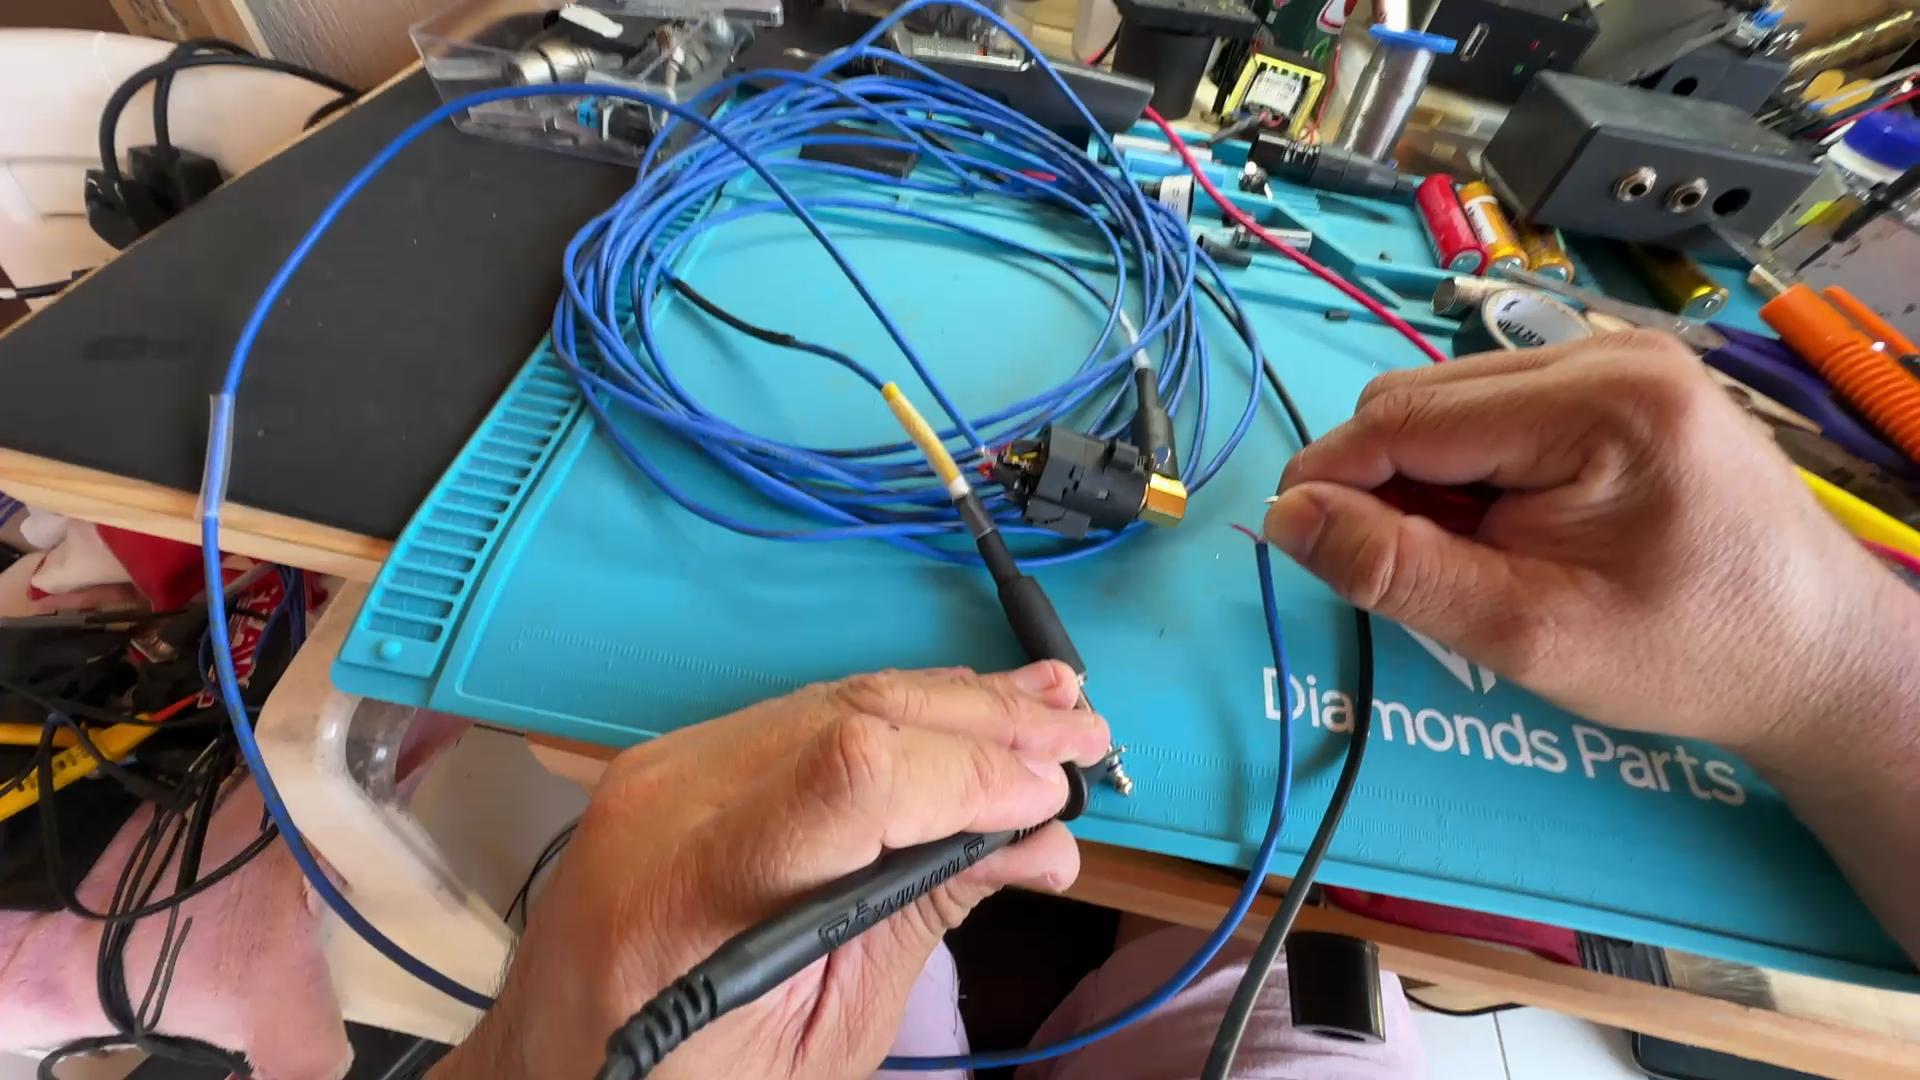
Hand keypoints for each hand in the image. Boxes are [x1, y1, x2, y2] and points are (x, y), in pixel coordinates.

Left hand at [434, 663, 1109, 1079]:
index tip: (1047, 796)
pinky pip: (823, 704)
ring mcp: (682, 752)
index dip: (964, 772)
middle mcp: (679, 792)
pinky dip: (910, 705)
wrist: (550, 1059)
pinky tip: (970, 700)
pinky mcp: (699, 742)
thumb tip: (1045, 842)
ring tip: (1050, 702)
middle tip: (1082, 733)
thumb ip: (927, 913)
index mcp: (693, 891)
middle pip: (860, 716)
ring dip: (962, 698)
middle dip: (988, 721)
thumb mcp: (823, 1036)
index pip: (848, 777)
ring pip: (850, 693)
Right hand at [1262, 331, 1907, 754]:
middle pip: (1406, 403)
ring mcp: (1602, 364)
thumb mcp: (1519, 630)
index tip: (1300, 546)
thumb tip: (1283, 516)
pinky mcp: (1598, 387)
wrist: (1817, 662)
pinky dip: (1445, 473)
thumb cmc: (1680, 656)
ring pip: (1428, 407)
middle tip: (1404, 565)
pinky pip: (1468, 416)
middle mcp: (1597, 355)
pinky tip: (1485, 523)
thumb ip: (1391, 570)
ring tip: (1457, 549)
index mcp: (1594, 403)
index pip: (1396, 420)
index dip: (1326, 480)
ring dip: (1406, 480)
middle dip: (1373, 484)